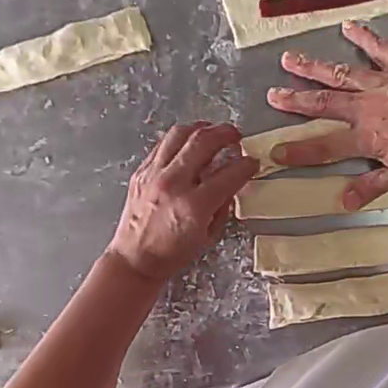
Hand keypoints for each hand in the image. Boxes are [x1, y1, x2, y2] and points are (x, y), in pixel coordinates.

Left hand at [105, 122, 257, 283]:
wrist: (135, 259)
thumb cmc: (172, 253)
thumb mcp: (208, 235)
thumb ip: (222, 206)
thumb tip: (231, 183)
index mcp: (194, 206)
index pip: (229, 174)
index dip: (246, 165)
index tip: (252, 162)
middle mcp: (173, 184)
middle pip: (204, 141)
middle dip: (226, 134)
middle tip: (235, 136)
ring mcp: (154, 175)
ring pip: (180, 134)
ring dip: (201, 129)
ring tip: (212, 132)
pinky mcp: (141, 172)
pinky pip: (162, 145)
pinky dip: (180, 140)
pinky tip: (188, 144)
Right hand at [266, 21, 387, 210]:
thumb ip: (372, 185)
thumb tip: (343, 202)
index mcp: (366, 137)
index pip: (324, 147)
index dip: (298, 151)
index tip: (275, 152)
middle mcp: (367, 107)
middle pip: (323, 104)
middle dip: (295, 100)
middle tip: (271, 95)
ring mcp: (382, 82)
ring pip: (340, 73)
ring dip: (313, 67)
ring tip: (289, 59)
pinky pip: (379, 48)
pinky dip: (363, 37)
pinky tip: (348, 27)